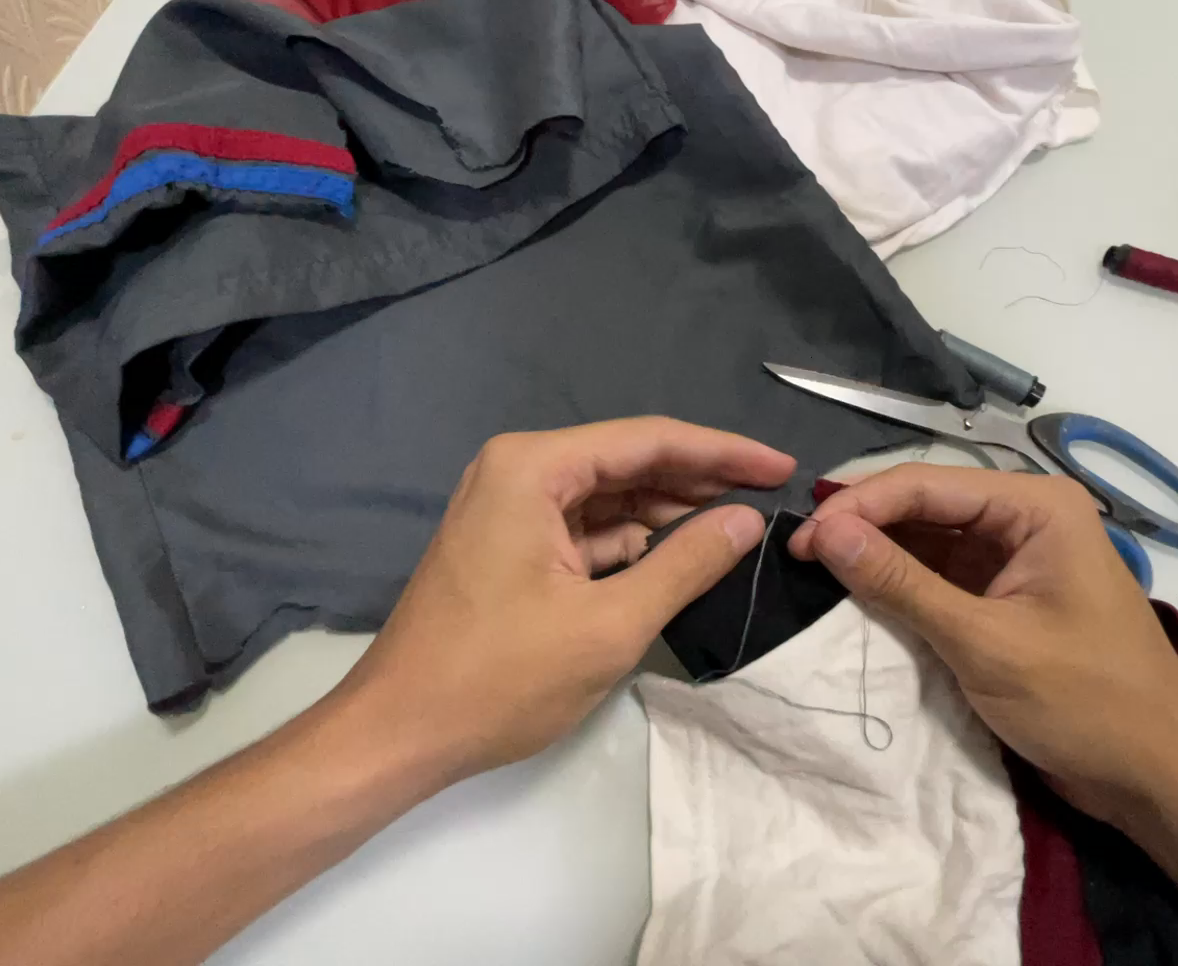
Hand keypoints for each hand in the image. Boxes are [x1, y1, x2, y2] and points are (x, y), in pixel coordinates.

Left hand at [326, 417, 794, 784]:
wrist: (397, 736)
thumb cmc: (500, 678)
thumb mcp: (609, 624)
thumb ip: (686, 564)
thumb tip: (746, 519)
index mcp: (534, 466)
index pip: (649, 440)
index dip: (722, 452)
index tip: (780, 467)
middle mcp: (520, 469)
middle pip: (628, 462)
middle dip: (697, 481)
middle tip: (766, 497)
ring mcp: (511, 505)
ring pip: (609, 496)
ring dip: (667, 513)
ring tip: (733, 527)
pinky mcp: (511, 542)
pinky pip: (585, 527)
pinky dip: (631, 542)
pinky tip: (676, 556)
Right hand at [788, 464, 1177, 826]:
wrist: (1161, 781)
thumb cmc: (1086, 703)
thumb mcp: (984, 642)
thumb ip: (900, 583)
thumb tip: (824, 532)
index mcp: (1035, 506)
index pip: (927, 485)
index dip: (858, 507)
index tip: (801, 539)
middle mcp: (1023, 516)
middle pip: (924, 505)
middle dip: (863, 526)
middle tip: (800, 554)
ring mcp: (1012, 556)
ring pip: (926, 539)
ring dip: (876, 554)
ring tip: (816, 569)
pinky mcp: (1002, 594)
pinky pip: (938, 574)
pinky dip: (899, 583)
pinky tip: (858, 591)